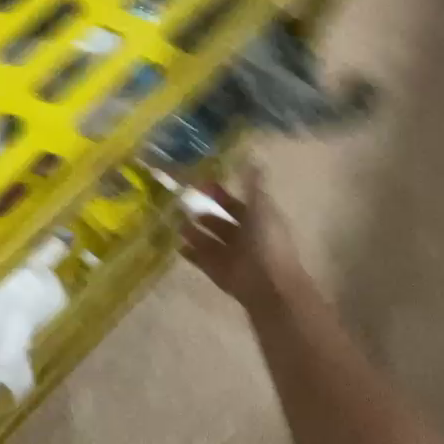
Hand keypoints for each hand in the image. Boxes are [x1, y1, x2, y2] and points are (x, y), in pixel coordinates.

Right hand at [179, 160, 305, 306]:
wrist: (270, 287)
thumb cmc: (266, 242)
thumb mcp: (261, 206)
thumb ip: (253, 183)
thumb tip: (252, 155)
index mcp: (257, 220)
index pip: (235, 204)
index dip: (218, 194)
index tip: (198, 184)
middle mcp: (244, 238)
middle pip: (219, 222)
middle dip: (202, 213)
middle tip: (179, 202)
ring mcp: (232, 257)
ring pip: (208, 240)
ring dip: (192, 231)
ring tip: (173, 220)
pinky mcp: (219, 274)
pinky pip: (201, 260)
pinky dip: (189, 252)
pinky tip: (175, 243)